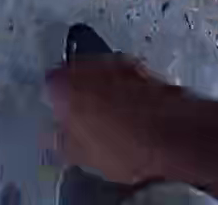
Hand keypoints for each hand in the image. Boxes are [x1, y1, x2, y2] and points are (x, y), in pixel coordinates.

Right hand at [45, 56, 186, 185]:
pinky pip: (118, 71)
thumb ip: (62, 141)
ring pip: (96, 69)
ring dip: (96, 84)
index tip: (58, 112)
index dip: (53, 99)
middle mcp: (88, 64)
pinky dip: (117, 83)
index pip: (50, 82)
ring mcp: (113, 60)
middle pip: (73, 70)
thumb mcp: (83, 155)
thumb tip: (53, 138)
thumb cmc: (126, 144)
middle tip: (79, 112)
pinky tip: (124, 105)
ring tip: (103, 112)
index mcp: (66, 84)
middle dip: (75, 88)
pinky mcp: (135, 63)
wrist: (168, 132)